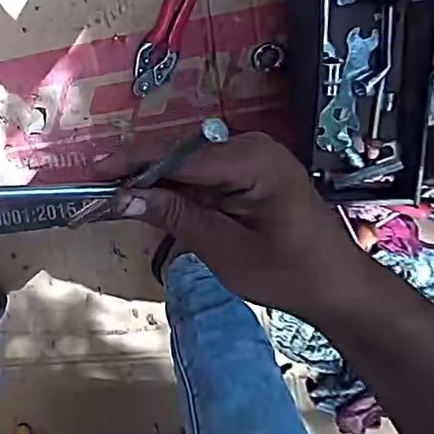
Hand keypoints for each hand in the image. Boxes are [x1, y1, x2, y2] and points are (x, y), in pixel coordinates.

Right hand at [112, 131, 377, 319]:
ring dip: (151, 181)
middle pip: (175, 155)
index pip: (177, 158)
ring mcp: (247, 153)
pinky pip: (194, 170)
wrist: (340, 288)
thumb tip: (120, 198)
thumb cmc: (289, 274)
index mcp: (253, 161)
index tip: (93, 173)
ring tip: (117, 198)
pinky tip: (150, 199)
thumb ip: (173, 216)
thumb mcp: (224, 249)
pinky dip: (170, 186)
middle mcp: (249, 145)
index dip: (131, 165)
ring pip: (180, 162)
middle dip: (137, 173)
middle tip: (100, 192)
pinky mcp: (242, 165)